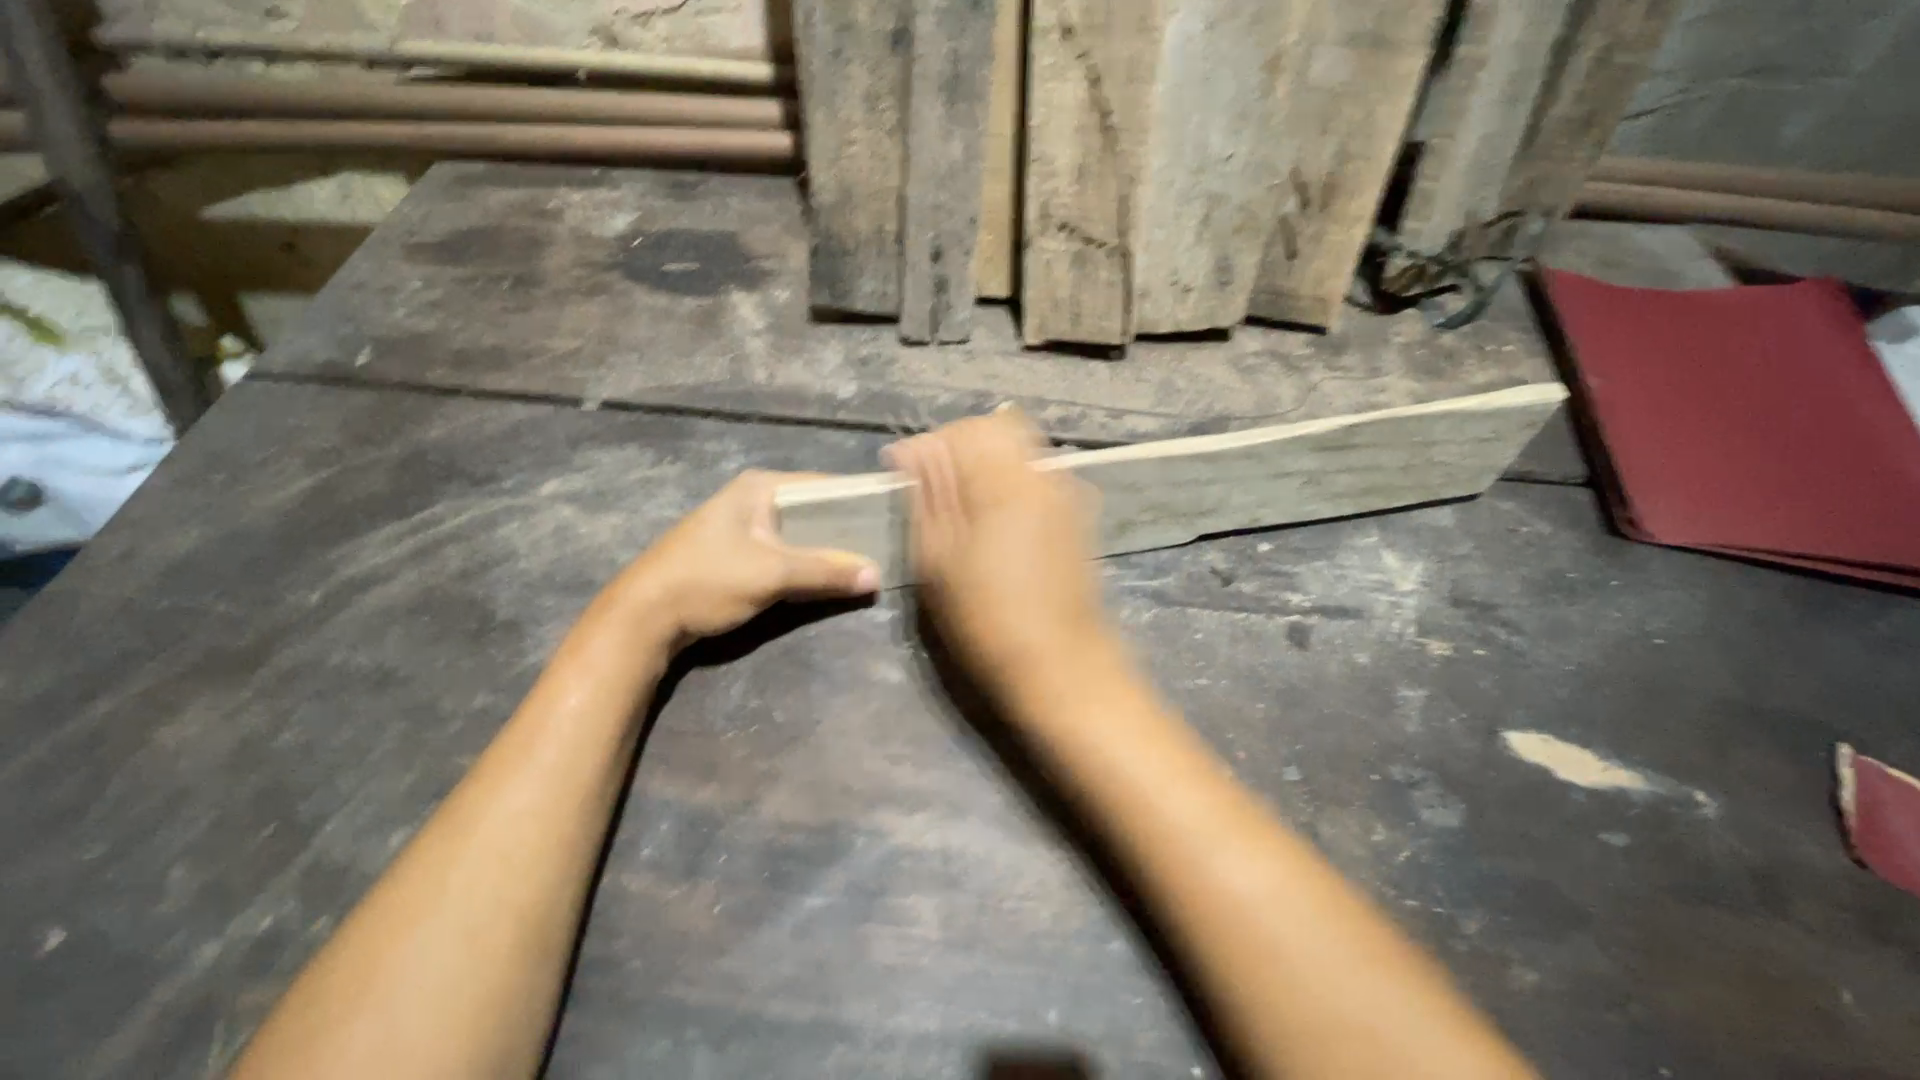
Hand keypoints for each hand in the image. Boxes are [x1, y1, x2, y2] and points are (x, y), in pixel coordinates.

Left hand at [619, 469, 879, 645]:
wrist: (644, 615)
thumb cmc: (709, 580)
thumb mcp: (773, 574)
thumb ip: (826, 572)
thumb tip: (876, 575)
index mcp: (759, 488)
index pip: (823, 485)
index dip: (857, 500)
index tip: (891, 516)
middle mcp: (752, 500)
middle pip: (812, 510)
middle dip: (845, 531)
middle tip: (885, 546)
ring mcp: (742, 528)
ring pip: (799, 535)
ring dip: (826, 552)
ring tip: (866, 564)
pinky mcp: (736, 556)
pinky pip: (784, 554)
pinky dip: (806, 565)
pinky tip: (828, 580)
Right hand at [886, 408, 1114, 695]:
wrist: (1060, 661)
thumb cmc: (986, 618)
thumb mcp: (937, 559)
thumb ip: (926, 495)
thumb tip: (910, 449)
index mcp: (1001, 479)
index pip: (964, 429)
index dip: (931, 445)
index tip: (907, 474)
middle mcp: (1040, 472)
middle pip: (999, 428)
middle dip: (962, 447)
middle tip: (936, 489)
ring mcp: (1066, 491)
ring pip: (1022, 448)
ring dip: (989, 464)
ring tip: (965, 508)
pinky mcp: (1079, 513)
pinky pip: (1040, 475)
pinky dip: (1013, 482)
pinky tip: (998, 523)